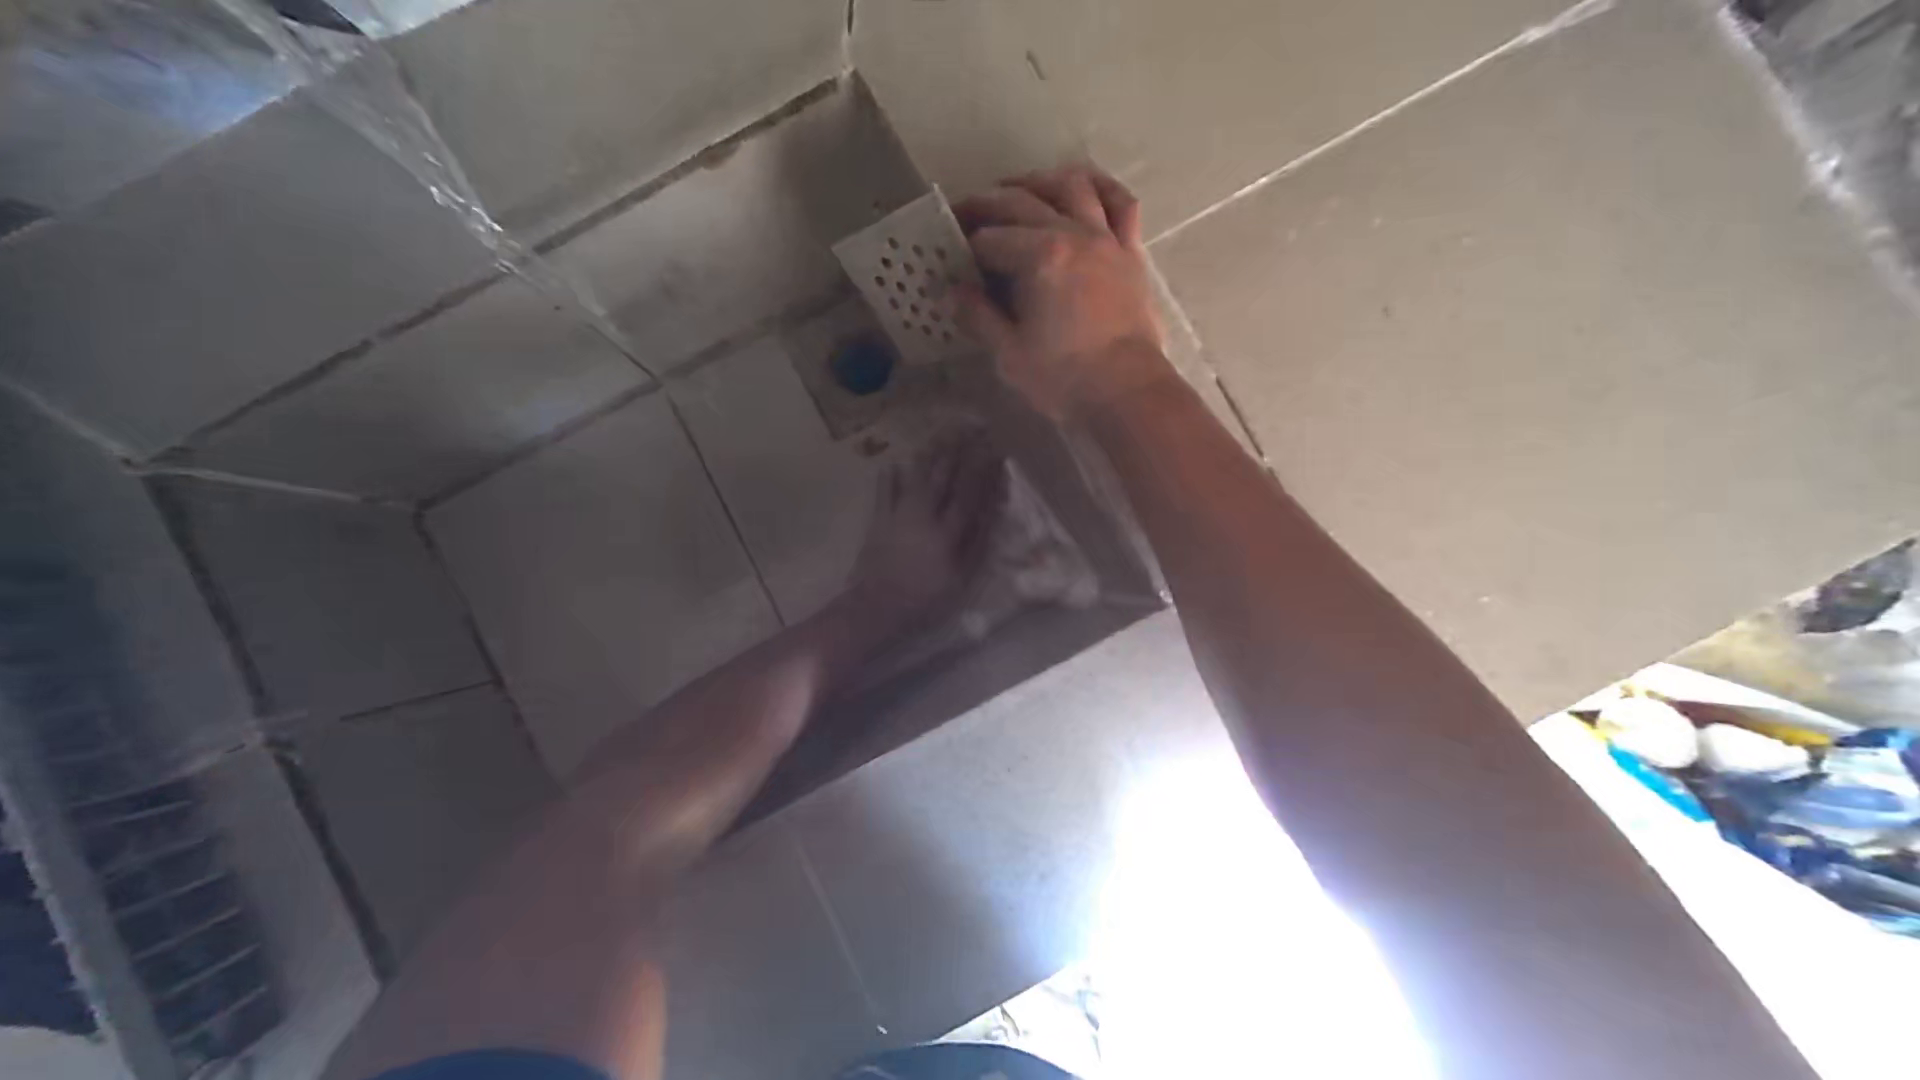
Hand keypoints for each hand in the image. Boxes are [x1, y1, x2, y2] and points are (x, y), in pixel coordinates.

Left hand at [844, 427, 1007, 633]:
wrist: (878, 606)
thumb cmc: (925, 598)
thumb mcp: (960, 578)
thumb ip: (976, 545)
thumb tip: (989, 513)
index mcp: (949, 531)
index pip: (970, 493)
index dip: (983, 470)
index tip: (994, 450)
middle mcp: (926, 515)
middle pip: (944, 477)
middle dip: (959, 452)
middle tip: (970, 428)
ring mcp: (899, 514)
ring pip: (917, 477)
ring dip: (929, 455)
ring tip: (938, 436)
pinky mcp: (878, 520)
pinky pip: (884, 492)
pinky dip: (889, 477)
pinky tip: (893, 463)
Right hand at [953, 164, 1173, 419]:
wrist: (1127, 394)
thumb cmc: (1064, 378)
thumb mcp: (1009, 354)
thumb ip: (979, 317)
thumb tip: (953, 293)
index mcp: (1039, 258)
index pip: (990, 240)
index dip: (965, 247)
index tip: (951, 258)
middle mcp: (1073, 234)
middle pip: (1022, 203)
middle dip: (986, 205)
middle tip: (964, 213)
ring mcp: (1107, 239)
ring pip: (1072, 186)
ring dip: (1039, 181)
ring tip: (1018, 190)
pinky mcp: (1131, 252)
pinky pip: (1121, 203)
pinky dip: (1101, 187)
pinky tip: (1083, 189)